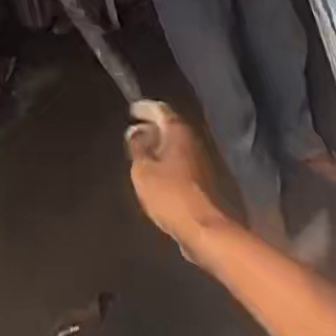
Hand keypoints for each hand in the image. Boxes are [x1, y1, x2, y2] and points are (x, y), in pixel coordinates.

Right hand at [126, 100, 230, 245]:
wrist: (204, 228)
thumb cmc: (170, 195)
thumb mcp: (143, 171)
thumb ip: (137, 148)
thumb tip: (135, 131)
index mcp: (178, 130)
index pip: (159, 109)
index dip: (144, 108)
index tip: (131, 110)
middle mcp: (193, 138)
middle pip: (170, 125)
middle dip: (152, 126)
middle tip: (135, 130)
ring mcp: (202, 157)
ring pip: (177, 143)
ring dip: (160, 144)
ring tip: (142, 151)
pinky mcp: (204, 177)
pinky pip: (182, 159)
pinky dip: (168, 159)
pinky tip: (158, 170)